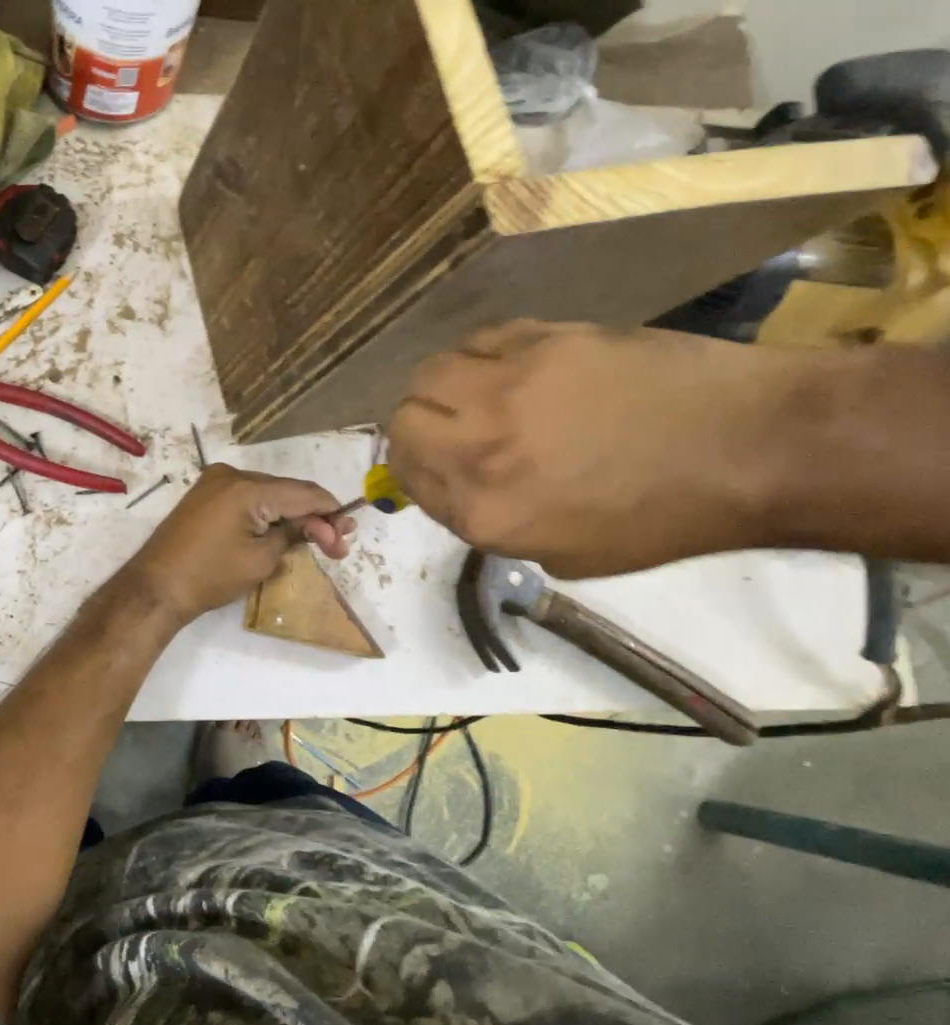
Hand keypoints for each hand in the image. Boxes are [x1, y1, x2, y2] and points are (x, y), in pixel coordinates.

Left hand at [119, 464, 353, 625]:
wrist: (156, 587)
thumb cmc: (209, 576)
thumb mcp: (261, 558)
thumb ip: (295, 534)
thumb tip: (321, 527)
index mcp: (247, 488)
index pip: (305, 493)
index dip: (331, 513)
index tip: (348, 537)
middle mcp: (230, 475)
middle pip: (287, 491)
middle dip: (313, 517)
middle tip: (335, 546)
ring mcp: (213, 483)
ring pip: (268, 494)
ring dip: (291, 515)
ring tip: (313, 541)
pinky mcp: (204, 495)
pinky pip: (246, 498)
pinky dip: (267, 513)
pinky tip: (282, 531)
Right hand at [388, 320, 797, 577]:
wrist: (752, 446)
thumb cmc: (664, 516)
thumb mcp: (563, 554)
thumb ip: (491, 523)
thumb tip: (461, 488)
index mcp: (483, 512)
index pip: (406, 478)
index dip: (416, 470)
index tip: (439, 465)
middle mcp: (478, 449)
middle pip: (402, 421)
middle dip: (418, 426)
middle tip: (449, 427)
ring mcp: (508, 389)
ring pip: (429, 373)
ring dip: (442, 385)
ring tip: (474, 391)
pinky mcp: (543, 342)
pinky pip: (480, 340)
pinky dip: (482, 353)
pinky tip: (512, 366)